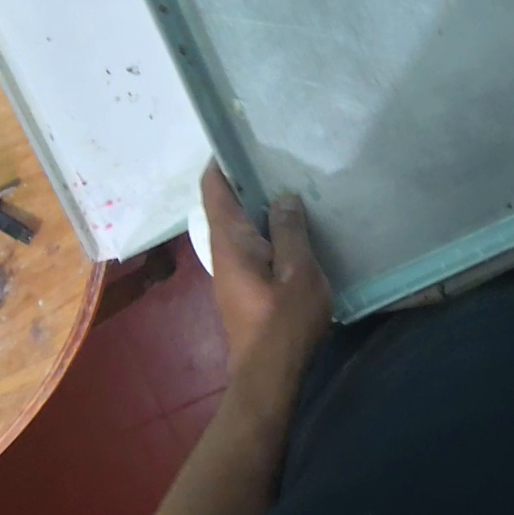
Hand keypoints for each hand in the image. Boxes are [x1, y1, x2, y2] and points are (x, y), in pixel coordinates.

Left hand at [201, 163, 332, 413]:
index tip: (240, 137)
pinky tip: (297, 228)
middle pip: (227, 205)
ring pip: (242, 226)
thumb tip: (284, 197)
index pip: (215, 189)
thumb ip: (291, 231)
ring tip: (295, 186)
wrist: (270, 376)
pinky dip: (269, 228)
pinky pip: (253, 245)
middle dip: (247, 180)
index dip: (222, 161)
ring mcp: (233, 272)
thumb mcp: (298, 271)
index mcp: (231, 241)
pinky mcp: (245, 287)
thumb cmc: (285, 322)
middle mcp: (223, 252)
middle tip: (281, 157)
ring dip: (261, 205)